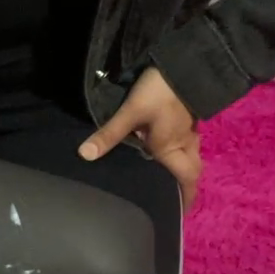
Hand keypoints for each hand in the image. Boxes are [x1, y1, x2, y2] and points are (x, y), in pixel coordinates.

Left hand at [81, 68, 201, 209]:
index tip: (179, 214)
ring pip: (187, 157)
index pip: (185, 180)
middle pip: (190, 171)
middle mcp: (183, 143)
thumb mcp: (131, 112)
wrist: (189, 59)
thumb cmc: (162, 89)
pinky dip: (175, 155)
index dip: (185, 198)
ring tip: (163, 184)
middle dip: (183, 188)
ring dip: (179, 171)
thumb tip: (84, 155)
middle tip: (171, 202)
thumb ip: (108, 134)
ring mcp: (187, 130)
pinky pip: (184, 144)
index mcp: (171, 148)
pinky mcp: (186, 118)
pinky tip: (160, 156)